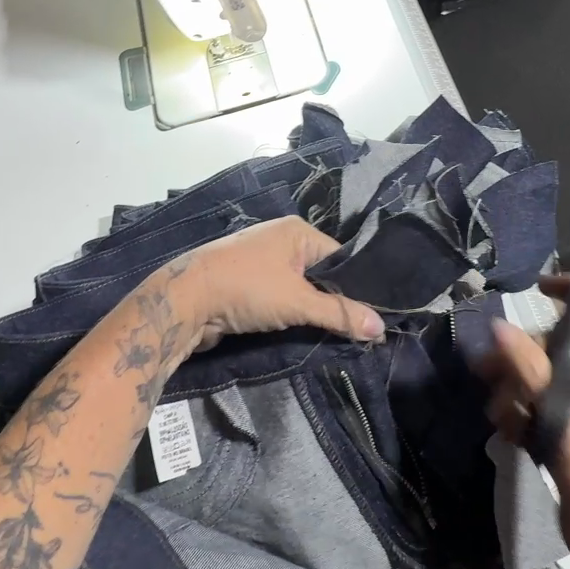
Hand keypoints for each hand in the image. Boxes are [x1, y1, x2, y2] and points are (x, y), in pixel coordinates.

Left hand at [164, 216, 385, 349]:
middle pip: (322, 274)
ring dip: (312, 311)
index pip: (341, 258)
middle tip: (361, 331)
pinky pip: (282, 299)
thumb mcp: (298, 302)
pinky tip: (307, 333)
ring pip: (302, 290)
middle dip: (335, 302)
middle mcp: (282, 241)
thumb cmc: (247, 288)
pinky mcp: (250, 285)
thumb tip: (382, 329)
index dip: (358, 287)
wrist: (187, 301)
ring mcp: (264, 263)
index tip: (377, 316)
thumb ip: (340, 314)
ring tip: (339, 336)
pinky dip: (292, 315)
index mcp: (297, 231)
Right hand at [479, 277, 569, 568]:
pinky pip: (545, 405)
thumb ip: (531, 369)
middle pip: (564, 344)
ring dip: (517, 388)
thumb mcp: (565, 419)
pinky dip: (525, 412)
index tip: (537, 286)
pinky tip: (510, 431)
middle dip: (524, 355)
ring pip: (548, 375)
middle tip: (489, 369)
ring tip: (499, 412)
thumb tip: (499, 325)